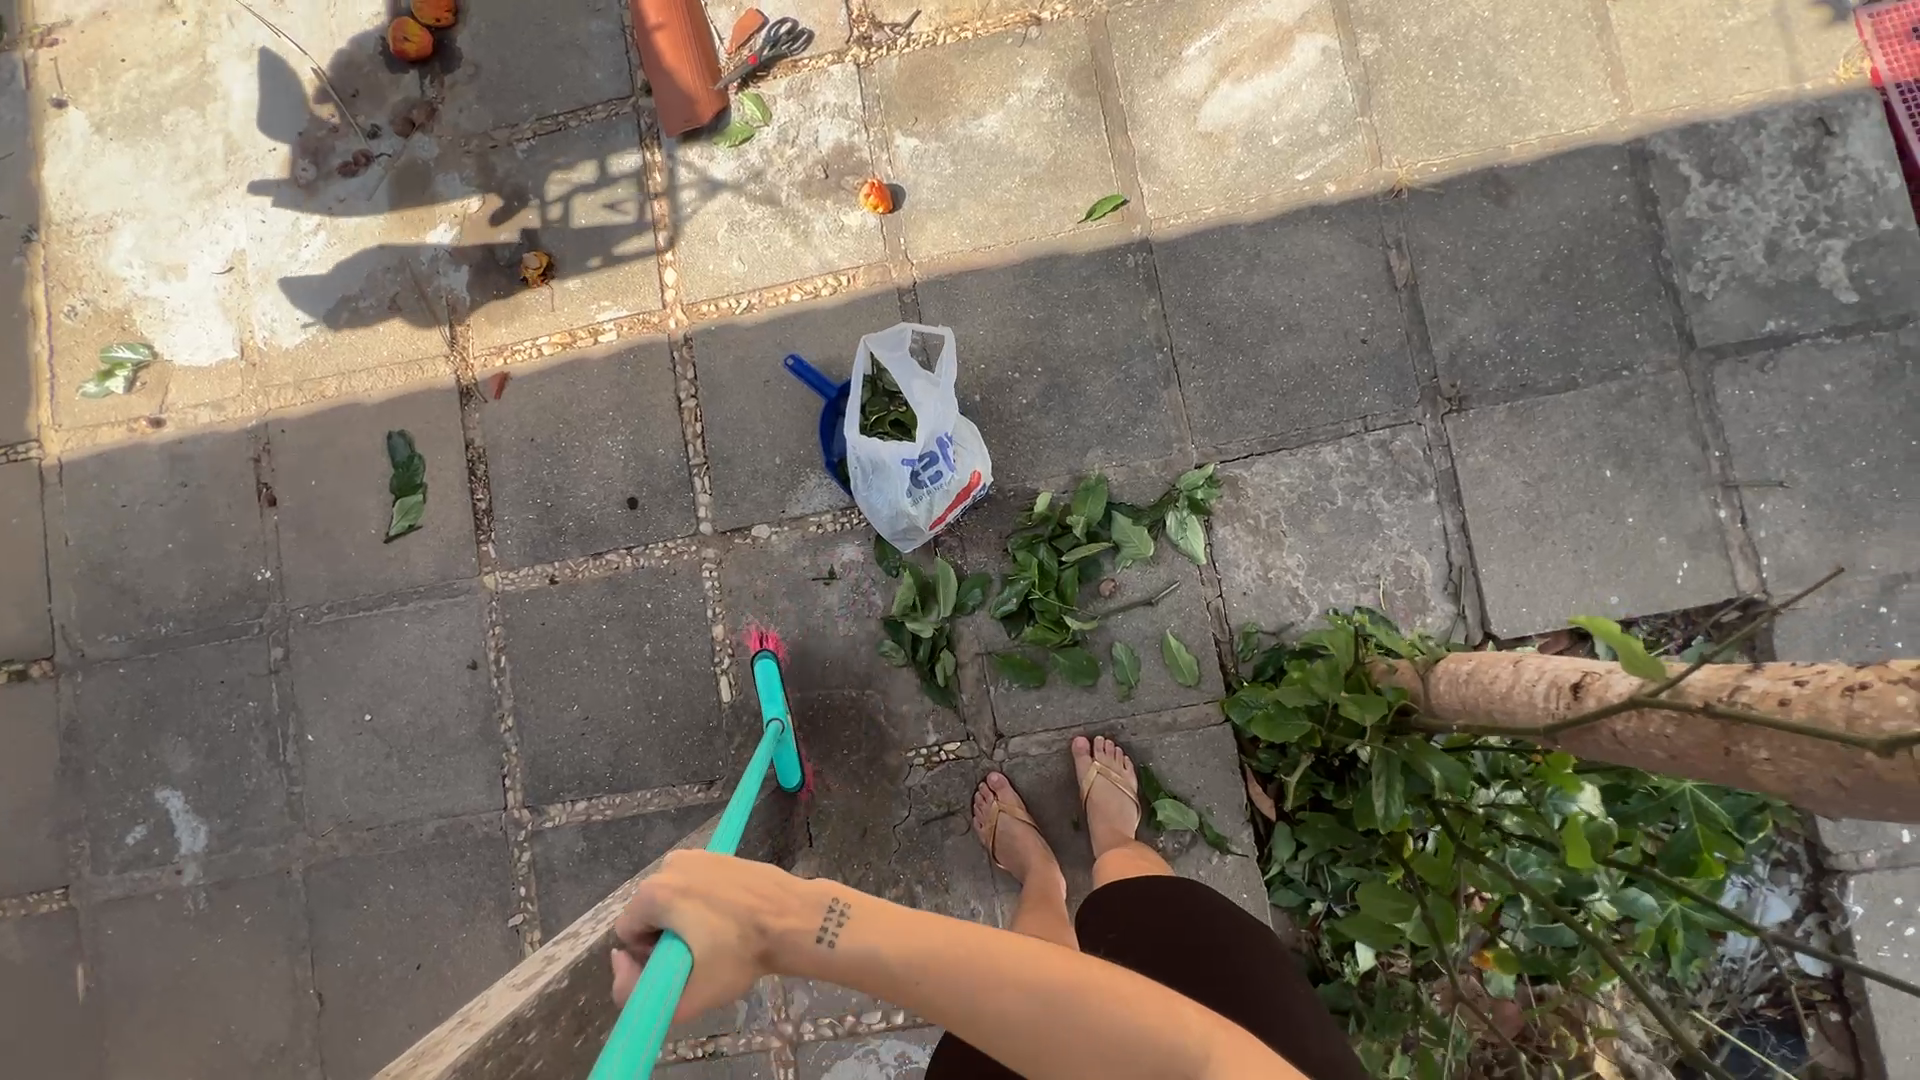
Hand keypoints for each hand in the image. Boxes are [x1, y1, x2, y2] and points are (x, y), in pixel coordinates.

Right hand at [608, 851, 816, 1019]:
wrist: (792, 918)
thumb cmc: (740, 953)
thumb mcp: (683, 996)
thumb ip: (632, 994)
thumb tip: (620, 961)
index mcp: (654, 891)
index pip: (627, 933)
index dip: (646, 958)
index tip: (678, 965)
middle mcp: (670, 864)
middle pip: (649, 913)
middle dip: (664, 938)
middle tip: (699, 954)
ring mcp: (698, 854)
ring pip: (673, 900)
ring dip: (684, 922)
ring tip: (717, 938)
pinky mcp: (720, 855)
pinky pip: (695, 886)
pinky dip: (703, 904)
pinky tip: (729, 919)